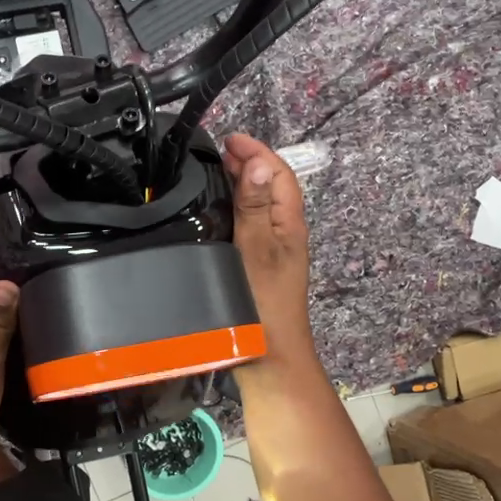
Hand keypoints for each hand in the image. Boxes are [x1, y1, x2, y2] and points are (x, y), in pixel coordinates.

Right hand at [222, 134, 313, 363]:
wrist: (267, 361)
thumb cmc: (263, 307)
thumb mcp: (257, 253)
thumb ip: (256, 210)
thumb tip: (258, 165)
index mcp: (289, 226)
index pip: (279, 176)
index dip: (257, 153)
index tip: (229, 139)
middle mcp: (282, 235)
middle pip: (269, 188)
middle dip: (247, 164)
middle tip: (216, 152)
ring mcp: (269, 253)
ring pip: (257, 207)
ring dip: (239, 185)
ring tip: (211, 173)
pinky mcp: (254, 268)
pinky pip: (246, 226)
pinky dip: (232, 209)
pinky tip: (212, 215)